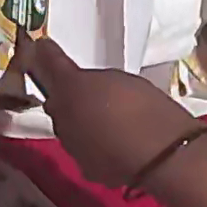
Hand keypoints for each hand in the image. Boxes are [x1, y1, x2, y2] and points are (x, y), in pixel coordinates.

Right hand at [15, 32, 203, 186]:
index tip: (37, 51)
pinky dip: (125, 125)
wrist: (169, 156)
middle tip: (74, 130)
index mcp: (77, 81)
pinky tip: (125, 151)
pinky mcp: (160, 106)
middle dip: (78, 101)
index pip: (53, 59)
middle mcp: (107, 75)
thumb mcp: (70, 134)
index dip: (43, 57)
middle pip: (83, 84)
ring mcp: (136, 88)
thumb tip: (56, 100)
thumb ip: (60, 114)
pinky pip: (131, 113)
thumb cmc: (106, 144)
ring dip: (104, 115)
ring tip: (101, 147)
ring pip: (109, 98)